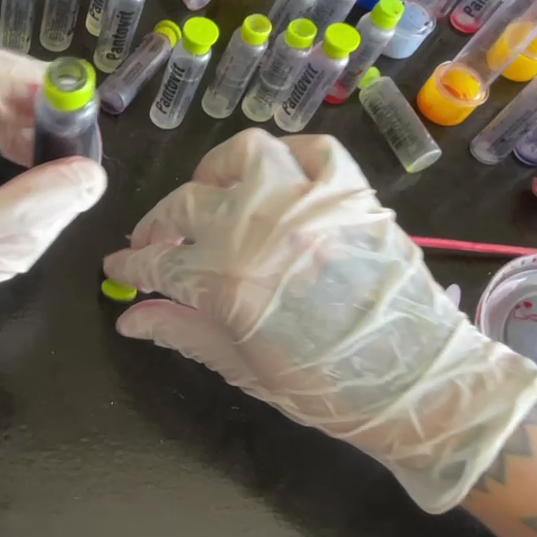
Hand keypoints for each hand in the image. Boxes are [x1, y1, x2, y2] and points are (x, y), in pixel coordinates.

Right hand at [103, 129, 536, 512]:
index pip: (158, 261)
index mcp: (227, 281)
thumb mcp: (242, 366)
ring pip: (243, 155)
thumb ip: (181, 331)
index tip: (117, 267)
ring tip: (209, 196)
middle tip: (153, 242)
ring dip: (213, 172)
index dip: (131, 264)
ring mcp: (308, 202)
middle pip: (186, 205)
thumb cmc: (323, 387)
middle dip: (157, 224)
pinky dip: (285, 156)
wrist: (419, 384)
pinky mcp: (351, 192)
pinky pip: (312, 149)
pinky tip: (273, 179)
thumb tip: (128, 318)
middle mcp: (261, 229)